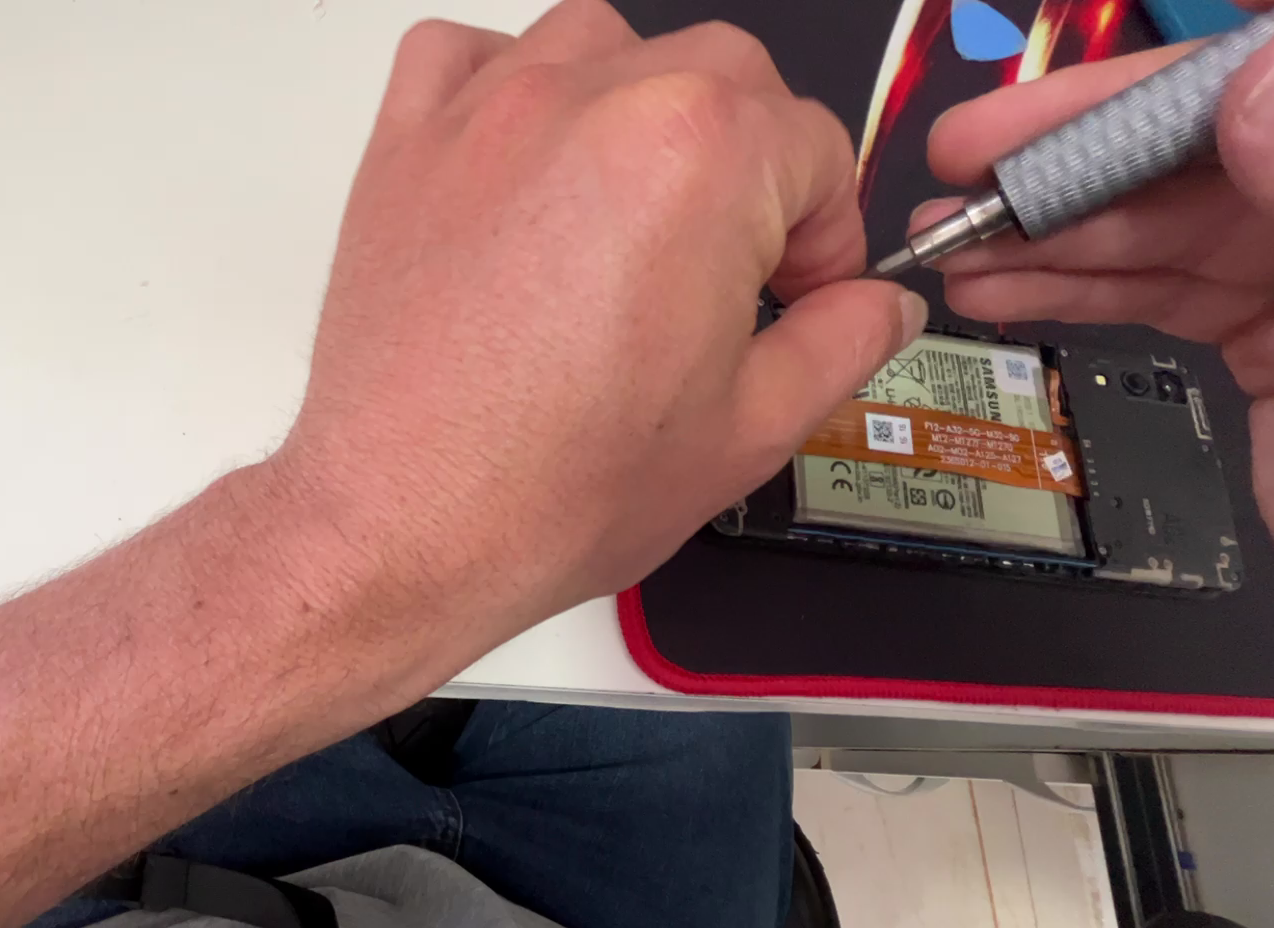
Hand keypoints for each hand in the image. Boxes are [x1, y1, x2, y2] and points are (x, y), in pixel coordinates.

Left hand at [275, 0, 923, 638]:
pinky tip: (519, 168)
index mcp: (702, 156)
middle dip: (744, 171)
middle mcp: (589, 103)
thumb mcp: (743, 437)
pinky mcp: (401, 155)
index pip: (813, 149)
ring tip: (621, 225)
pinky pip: (461, 63)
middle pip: (719, 82)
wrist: (404, 529)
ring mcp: (481, 121)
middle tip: (717, 273)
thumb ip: (839, 346)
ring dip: (636, 118)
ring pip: (599, 51)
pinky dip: (504, 91)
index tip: (795, 292)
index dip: (819, 232)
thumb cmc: (553, 496)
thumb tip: (872, 304)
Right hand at [913, 3, 1273, 600]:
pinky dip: (1070, 293)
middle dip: (1066, 179)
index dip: (1143, 96)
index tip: (1013, 127)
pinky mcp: (1272, 344)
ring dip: (1044, 242)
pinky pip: (1156, 299)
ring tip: (943, 254)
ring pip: (1161, 235)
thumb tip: (1266, 68)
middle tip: (944, 197)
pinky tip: (994, 292)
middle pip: (1207, 160)